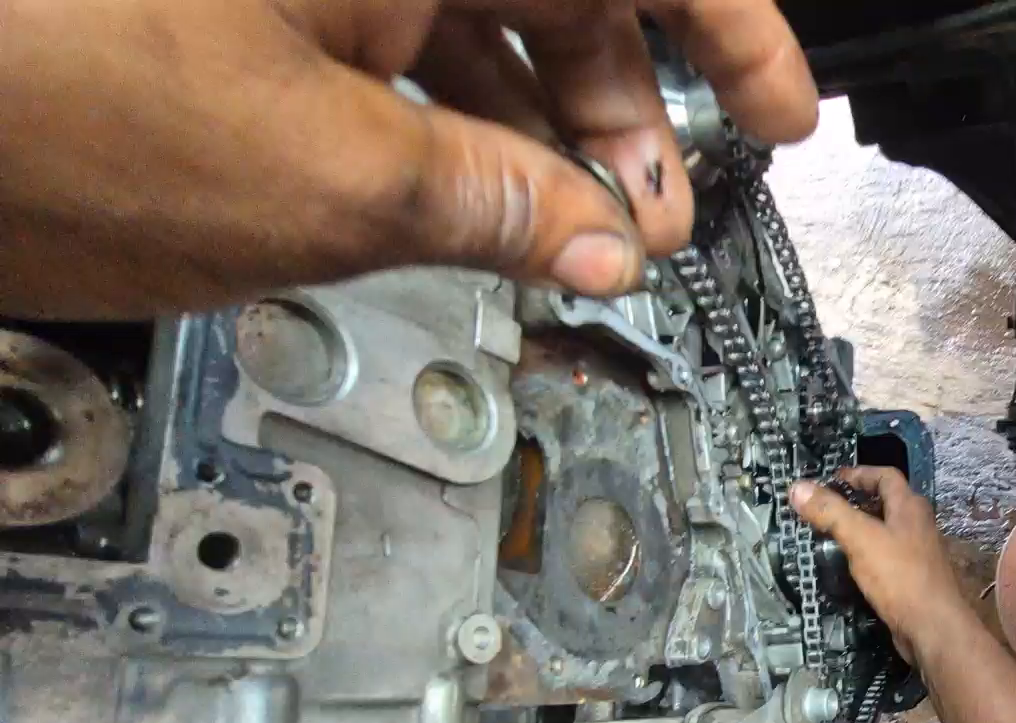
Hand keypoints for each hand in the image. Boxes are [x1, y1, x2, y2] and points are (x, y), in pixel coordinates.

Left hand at [0, 0, 816, 317]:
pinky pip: (402, 42)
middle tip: (659, 219)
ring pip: (488, 22)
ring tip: (588, 237)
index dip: (733, 33)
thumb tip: (606, 250)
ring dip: (553, 137)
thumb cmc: (3, 89)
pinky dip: (460, 129)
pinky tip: (493, 205)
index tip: (781, 115)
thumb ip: (499, 210)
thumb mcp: (324, 180)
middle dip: (632, 114)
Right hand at [790, 468, 973, 666]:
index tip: (834, 479)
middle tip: (829, 508)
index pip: (886, 476)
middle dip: (859, 501)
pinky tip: (853, 567)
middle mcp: (918, 525)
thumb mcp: (860, 538)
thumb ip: (830, 512)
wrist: (933, 627)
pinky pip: (889, 556)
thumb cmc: (900, 576)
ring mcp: (919, 552)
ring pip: (888, 531)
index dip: (859, 473)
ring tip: (834, 535)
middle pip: (888, 503)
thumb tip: (798, 487)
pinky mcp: (915, 578)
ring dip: (863, 528)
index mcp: (910, 507)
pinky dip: (870, 554)